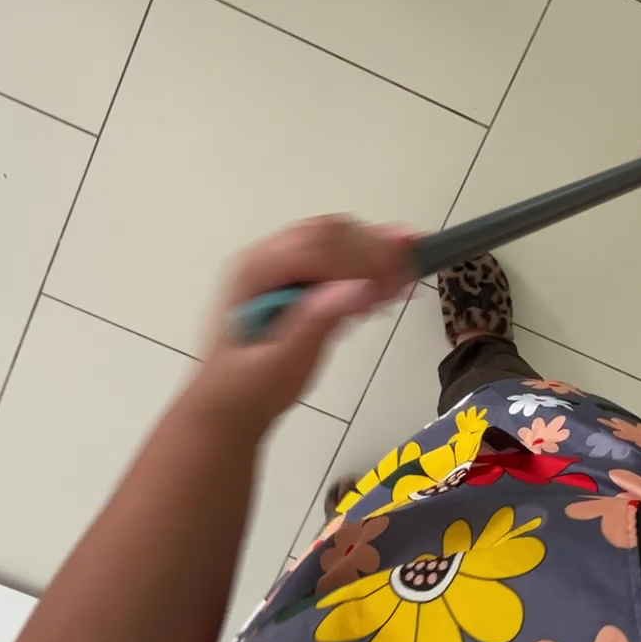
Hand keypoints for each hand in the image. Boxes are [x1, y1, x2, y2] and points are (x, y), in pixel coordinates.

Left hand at [186, 216, 413, 431]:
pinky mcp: (292, 274)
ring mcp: (276, 262)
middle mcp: (263, 256)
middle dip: (373, 248)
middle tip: (413, 268)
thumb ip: (320, 320)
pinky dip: (364, 260)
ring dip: (372, 250)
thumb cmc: (253, 390)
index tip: (400, 279)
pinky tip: (390, 274)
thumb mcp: (286, 362)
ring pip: (333, 237)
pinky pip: (333, 252)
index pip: (315, 249)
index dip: (361, 258)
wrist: (227, 407)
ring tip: (408, 267)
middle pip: (327, 233)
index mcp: (254, 273)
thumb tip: (362, 286)